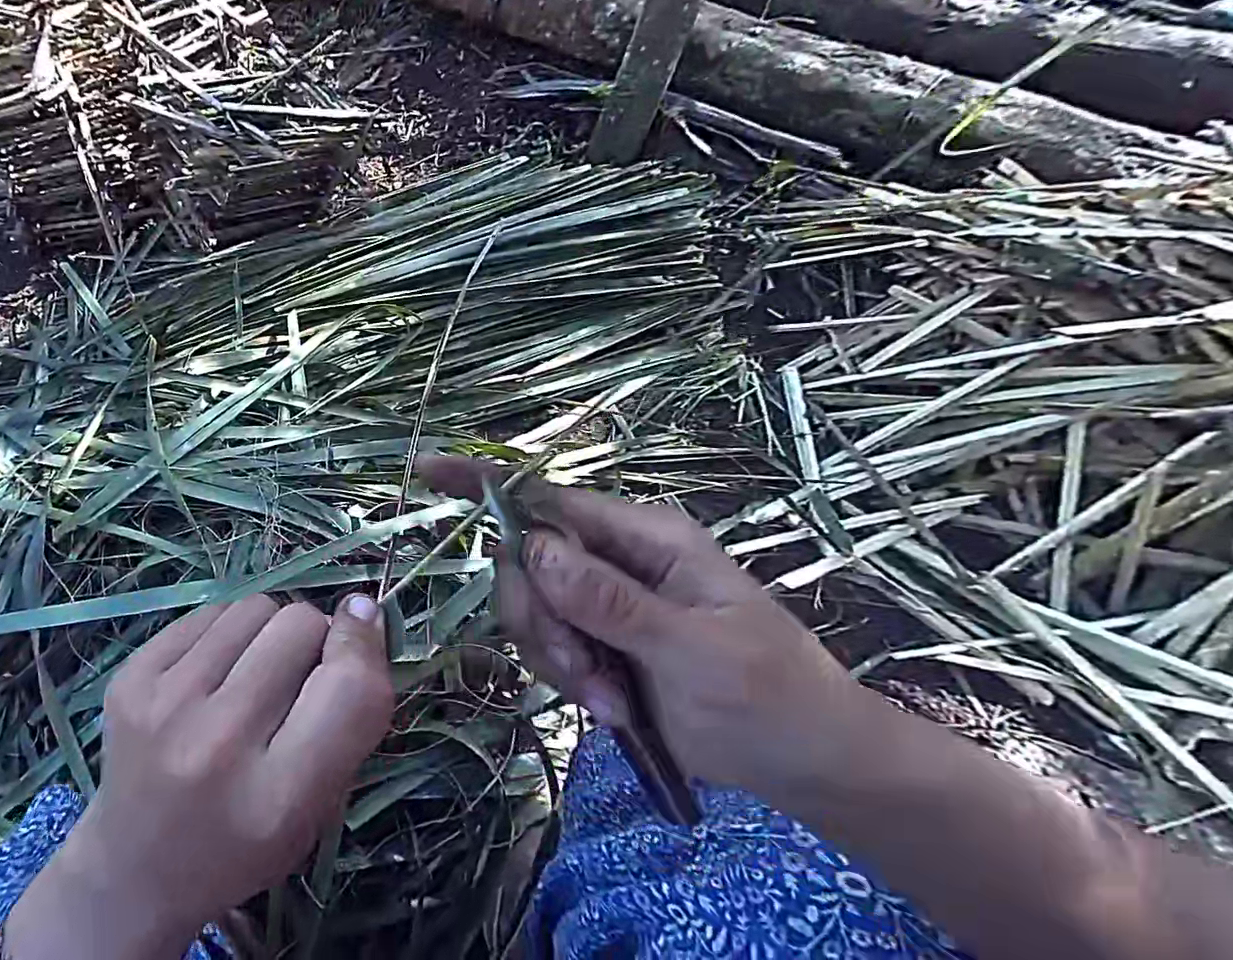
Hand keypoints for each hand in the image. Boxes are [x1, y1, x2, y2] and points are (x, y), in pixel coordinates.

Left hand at [2, 593, 394, 958]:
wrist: (135, 869)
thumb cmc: (243, 843)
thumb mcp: (317, 808)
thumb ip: (349, 717)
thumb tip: (361, 612)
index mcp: (279, 797)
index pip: (348, 686)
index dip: (365, 645)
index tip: (364, 625)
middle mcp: (218, 743)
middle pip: (300, 626)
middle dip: (314, 638)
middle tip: (299, 672)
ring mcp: (164, 703)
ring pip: (255, 606)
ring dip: (269, 629)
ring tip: (254, 672)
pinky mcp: (131, 676)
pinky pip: (210, 610)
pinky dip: (227, 630)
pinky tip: (215, 672)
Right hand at [419, 454, 890, 798]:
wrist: (805, 762)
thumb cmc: (771, 694)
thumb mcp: (695, 648)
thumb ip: (610, 600)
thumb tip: (533, 550)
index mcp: (641, 536)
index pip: (546, 498)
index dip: (483, 483)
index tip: (426, 471)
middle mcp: (609, 556)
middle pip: (525, 564)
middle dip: (541, 621)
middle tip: (587, 673)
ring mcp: (597, 598)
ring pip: (528, 609)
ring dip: (557, 658)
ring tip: (612, 700)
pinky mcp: (591, 637)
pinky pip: (543, 644)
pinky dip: (566, 678)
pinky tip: (614, 706)